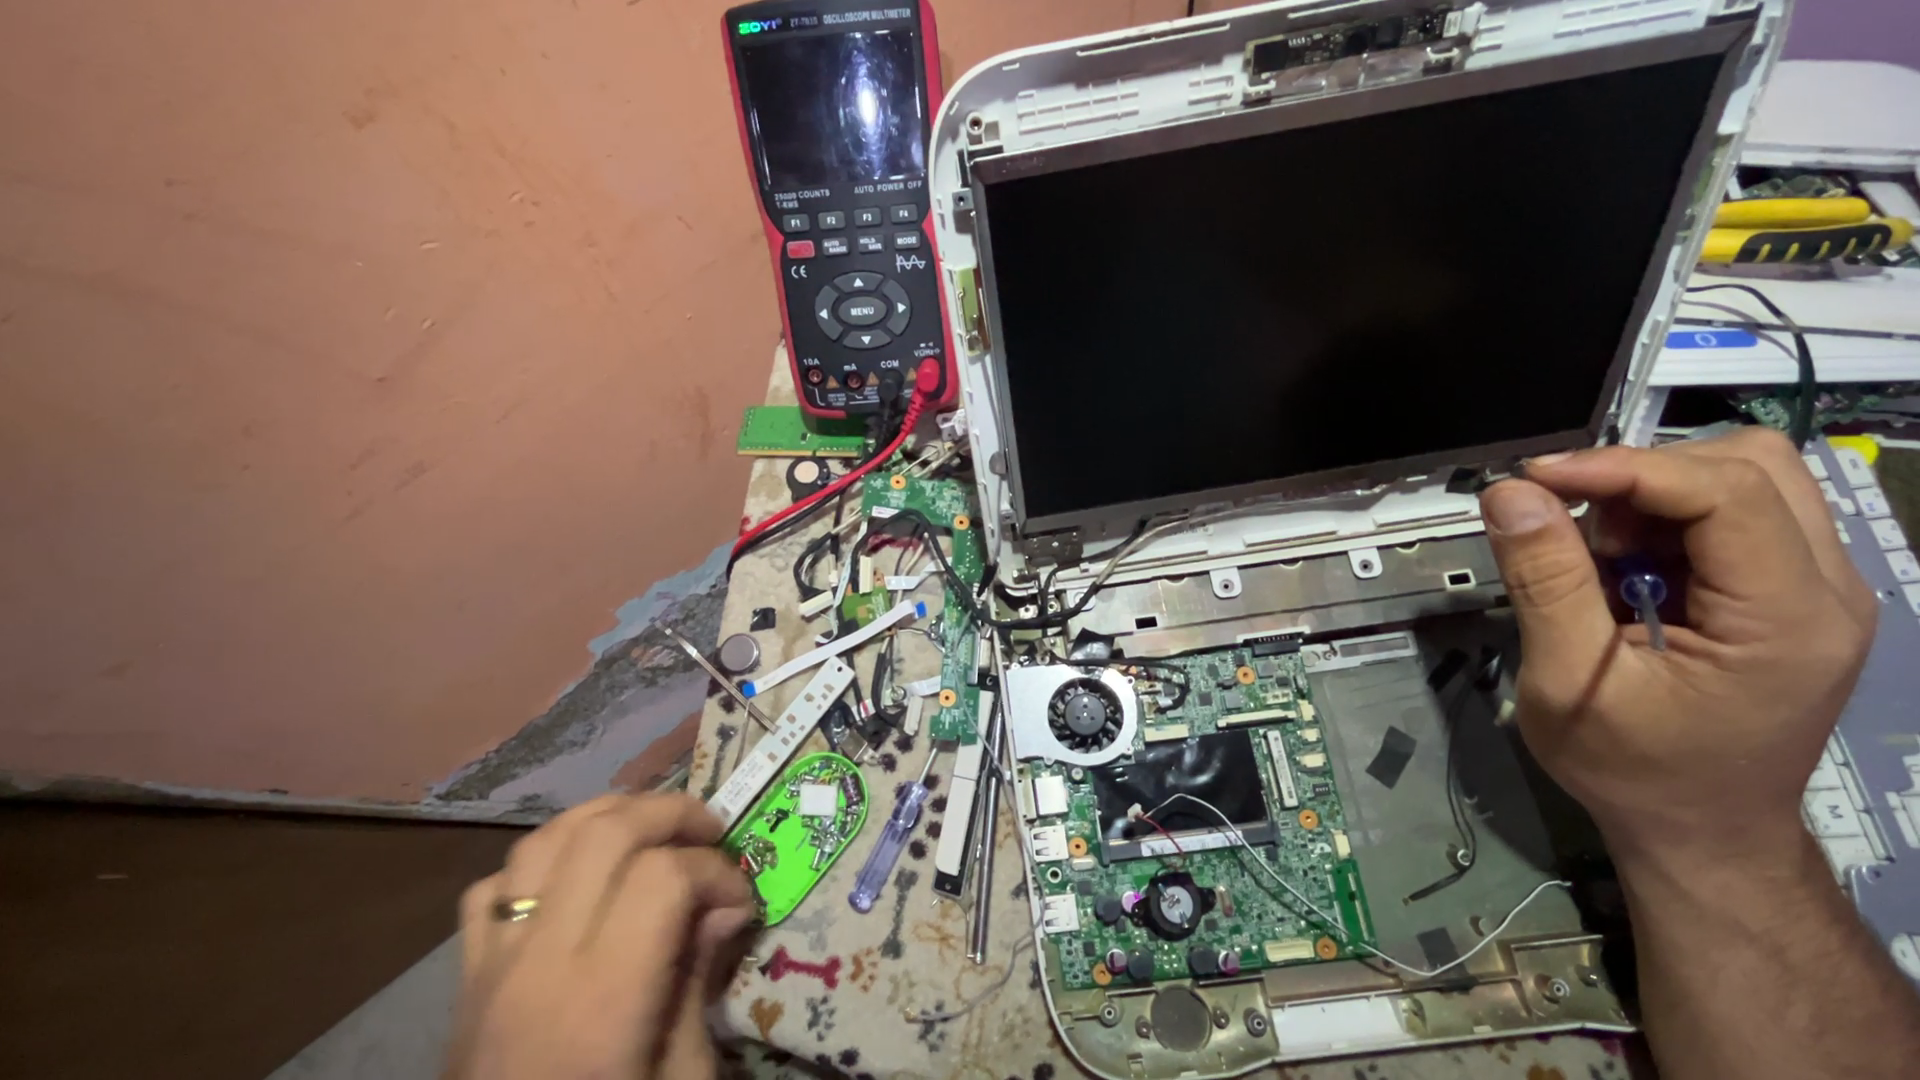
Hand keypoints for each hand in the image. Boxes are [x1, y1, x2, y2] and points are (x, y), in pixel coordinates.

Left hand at [443, 794, 757, 1079]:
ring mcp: (493, 964)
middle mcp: (541, 962)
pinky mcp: (466, 978)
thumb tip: (724, 905)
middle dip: (673, 815)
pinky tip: (578, 879)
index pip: (664, 876)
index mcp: (602, 999)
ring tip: (654, 831)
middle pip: (606, 833)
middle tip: (714, 836)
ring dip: (610, 816)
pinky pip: (495, 886)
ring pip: (545, 839)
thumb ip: (696, 982)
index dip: (718, 873)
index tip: (743, 902)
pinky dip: (543, 862)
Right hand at [1477, 428, 1875, 862]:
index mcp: (1786, 617)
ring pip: (1749, 481)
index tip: (1533, 479)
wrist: (1701, 833)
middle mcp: (1828, 590)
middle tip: (1573, 523)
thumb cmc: (1633, 770)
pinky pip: (1737, 517)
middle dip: (1644, 475)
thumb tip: (1510, 493)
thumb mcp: (1567, 681)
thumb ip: (1545, 582)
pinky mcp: (1793, 597)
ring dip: (1656, 496)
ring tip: (1599, 552)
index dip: (1623, 468)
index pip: (1725, 490)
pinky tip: (1627, 570)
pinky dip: (1667, 521)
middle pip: (1752, 465)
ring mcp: (1819, 591)